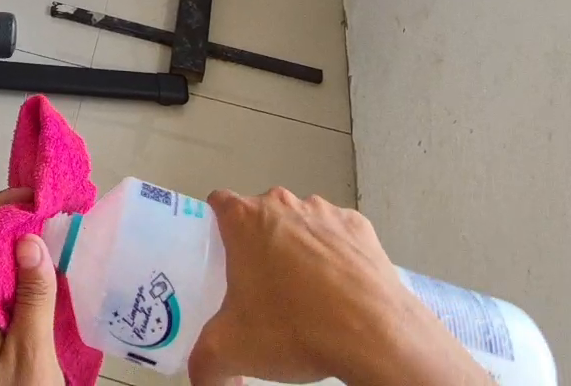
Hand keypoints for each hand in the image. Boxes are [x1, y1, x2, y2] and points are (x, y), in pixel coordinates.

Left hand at [0, 188, 64, 385]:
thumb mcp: (31, 357)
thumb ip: (31, 298)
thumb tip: (28, 236)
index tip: (36, 197)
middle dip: (17, 222)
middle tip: (59, 212)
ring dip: (25, 249)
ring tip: (64, 237)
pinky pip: (6, 296)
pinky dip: (29, 277)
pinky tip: (56, 280)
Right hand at [188, 188, 490, 385]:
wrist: (373, 334)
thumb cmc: (293, 328)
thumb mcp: (231, 351)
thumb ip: (202, 363)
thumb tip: (197, 379)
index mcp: (244, 219)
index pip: (219, 204)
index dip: (219, 228)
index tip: (225, 258)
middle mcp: (281, 203)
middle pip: (261, 214)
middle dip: (260, 243)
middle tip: (264, 287)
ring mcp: (323, 210)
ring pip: (301, 222)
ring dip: (299, 246)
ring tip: (308, 294)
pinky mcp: (358, 226)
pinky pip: (338, 234)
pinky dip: (336, 253)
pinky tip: (341, 288)